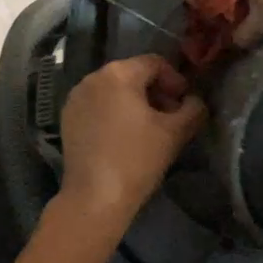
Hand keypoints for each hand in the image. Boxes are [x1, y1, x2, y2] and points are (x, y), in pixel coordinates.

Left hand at [58, 54, 205, 225]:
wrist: (94, 199)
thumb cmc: (137, 159)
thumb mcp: (175, 132)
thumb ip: (193, 109)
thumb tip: (195, 100)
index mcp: (118, 73)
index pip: (155, 63)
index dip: (175, 81)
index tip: (185, 104)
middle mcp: (93, 77)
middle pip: (133, 74)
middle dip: (156, 92)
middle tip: (170, 117)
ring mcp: (76, 98)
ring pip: (114, 90)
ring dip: (135, 103)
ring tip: (149, 128)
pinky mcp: (67, 118)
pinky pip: (98, 105)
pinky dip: (114, 113)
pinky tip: (124, 137)